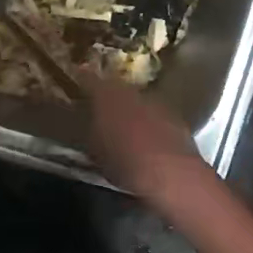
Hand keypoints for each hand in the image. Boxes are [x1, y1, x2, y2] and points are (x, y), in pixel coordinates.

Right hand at [84, 76, 212, 204]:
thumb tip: (89, 122)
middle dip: (108, 94)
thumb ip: (90, 130)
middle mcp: (131, 92)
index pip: (89, 79)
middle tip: (101, 107)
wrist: (171, 174)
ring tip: (125, 125)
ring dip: (130, 108)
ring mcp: (156, 102)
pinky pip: (155, 114)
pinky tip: (148, 138)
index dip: (82, 78)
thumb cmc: (124, 162)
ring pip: (137, 99)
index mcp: (106, 96)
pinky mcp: (175, 117)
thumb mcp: (95, 150)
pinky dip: (149, 121)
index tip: (77, 78)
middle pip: (116, 87)